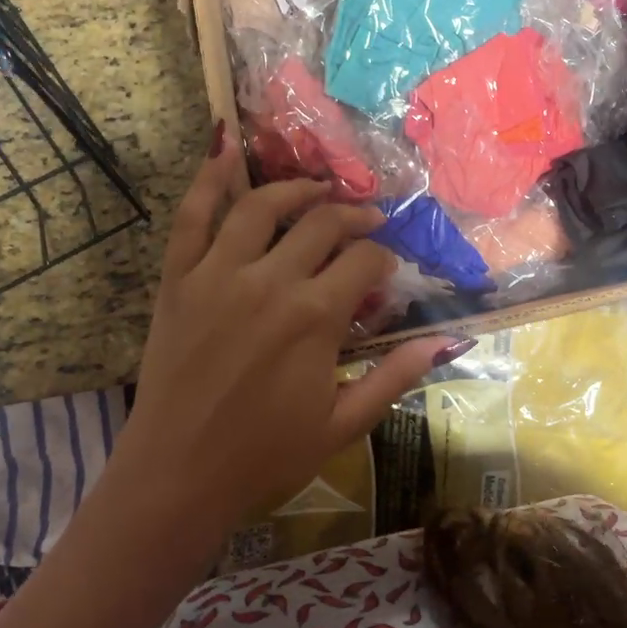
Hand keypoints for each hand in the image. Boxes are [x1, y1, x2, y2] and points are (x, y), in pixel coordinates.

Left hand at [119, 126, 461, 536]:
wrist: (176, 478)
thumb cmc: (266, 456)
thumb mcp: (344, 424)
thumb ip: (397, 376)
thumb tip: (450, 340)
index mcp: (315, 317)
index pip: (364, 260)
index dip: (383, 259)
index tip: (386, 271)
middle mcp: (270, 281)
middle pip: (323, 224)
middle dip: (354, 217)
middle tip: (367, 222)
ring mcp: (217, 275)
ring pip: (263, 207)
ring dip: (298, 190)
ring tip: (319, 189)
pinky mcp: (178, 280)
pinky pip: (192, 217)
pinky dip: (209, 179)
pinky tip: (226, 149)